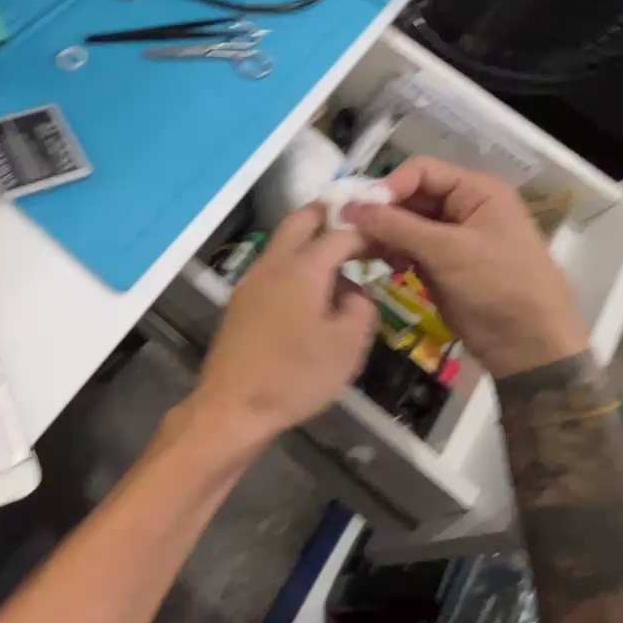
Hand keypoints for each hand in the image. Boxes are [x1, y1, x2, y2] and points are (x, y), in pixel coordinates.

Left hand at [185, 204, 376, 447]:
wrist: (233, 405)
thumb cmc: (295, 375)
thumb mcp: (347, 346)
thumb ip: (361, 309)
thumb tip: (355, 293)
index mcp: (301, 267)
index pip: (339, 233)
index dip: (367, 233)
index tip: (389, 241)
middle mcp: (271, 264)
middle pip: (299, 222)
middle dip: (328, 217)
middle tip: (358, 229)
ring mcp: (250, 282)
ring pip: (282, 245)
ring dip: (310, 244)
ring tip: (342, 270)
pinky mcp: (240, 303)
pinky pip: (272, 270)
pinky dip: (295, 269)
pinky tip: (313, 297)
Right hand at [342, 156, 586, 377]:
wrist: (528, 344)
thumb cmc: (498, 285)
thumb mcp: (447, 251)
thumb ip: (396, 226)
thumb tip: (348, 207)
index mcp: (477, 191)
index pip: (421, 171)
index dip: (389, 186)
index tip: (359, 211)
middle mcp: (462, 207)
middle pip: (409, 196)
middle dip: (380, 213)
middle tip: (350, 233)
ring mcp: (450, 237)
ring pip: (403, 223)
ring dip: (381, 235)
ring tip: (362, 252)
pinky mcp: (439, 263)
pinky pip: (405, 247)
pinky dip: (390, 253)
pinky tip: (383, 266)